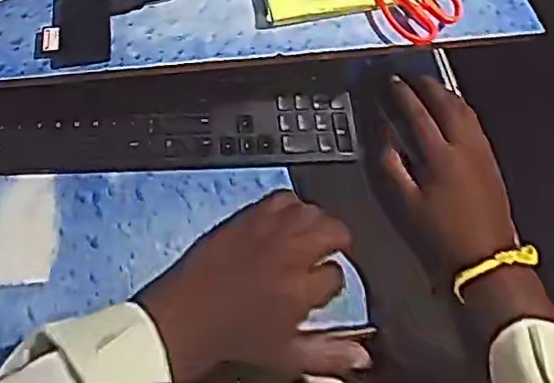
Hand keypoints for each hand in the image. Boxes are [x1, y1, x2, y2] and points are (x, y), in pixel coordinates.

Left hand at [137, 190, 371, 379]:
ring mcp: (266, 230)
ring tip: (314, 233)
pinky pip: (280, 197)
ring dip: (316, 220)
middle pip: (332, 228)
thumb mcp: (288, 354)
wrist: (191, 311)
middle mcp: (287, 254)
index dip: (335, 277)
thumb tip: (361, 356)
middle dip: (339, 240)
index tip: (326, 281)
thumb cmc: (236, 334)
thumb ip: (329, 355)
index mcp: (300, 290)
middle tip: (335, 249)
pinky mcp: (247, 215)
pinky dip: (290, 205)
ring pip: (308, 209)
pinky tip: (287, 219)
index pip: (338, 273)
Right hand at [376, 76, 517, 268]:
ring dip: (445, 93)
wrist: (487, 264)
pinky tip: (452, 109)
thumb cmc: (440, 235)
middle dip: (426, 85)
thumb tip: (383, 133)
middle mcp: (464, 148)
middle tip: (409, 77)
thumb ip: (389, 162)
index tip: (389, 81)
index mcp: (440, 156)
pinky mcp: (492, 163)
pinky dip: (461, 108)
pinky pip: (475, 124)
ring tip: (430, 86)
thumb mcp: (403, 201)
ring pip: (465, 111)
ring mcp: (482, 154)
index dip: (401, 93)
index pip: (417, 112)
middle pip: (446, 104)